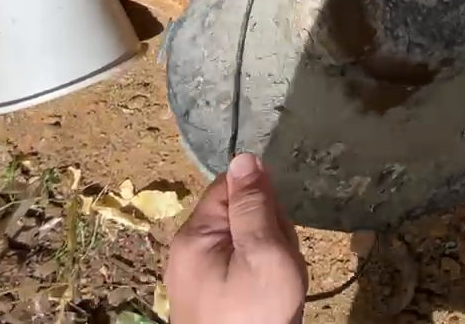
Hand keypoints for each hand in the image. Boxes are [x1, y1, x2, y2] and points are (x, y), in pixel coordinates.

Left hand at [166, 154, 308, 323]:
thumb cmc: (256, 312)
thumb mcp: (263, 252)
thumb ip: (253, 205)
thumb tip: (243, 156)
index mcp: (194, 236)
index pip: (229, 185)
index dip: (260, 196)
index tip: (276, 221)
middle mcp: (186, 251)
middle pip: (237, 210)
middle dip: (267, 224)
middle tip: (278, 254)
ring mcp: (195, 274)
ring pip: (242, 236)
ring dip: (266, 247)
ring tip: (276, 275)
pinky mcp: (206, 293)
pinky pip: (239, 261)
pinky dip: (259, 268)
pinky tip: (268, 287)